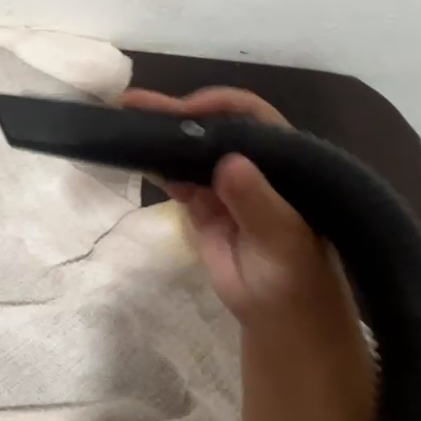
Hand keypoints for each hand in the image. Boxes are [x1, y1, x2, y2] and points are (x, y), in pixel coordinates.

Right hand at [119, 87, 351, 326]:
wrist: (281, 315)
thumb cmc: (296, 273)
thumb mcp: (281, 237)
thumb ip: (255, 201)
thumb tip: (229, 162)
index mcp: (282, 158)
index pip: (250, 115)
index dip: (218, 104)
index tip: (186, 110)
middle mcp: (252, 162)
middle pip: (211, 125)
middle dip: (175, 112)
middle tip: (135, 104)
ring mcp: (223, 182)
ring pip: (188, 148)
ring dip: (158, 134)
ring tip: (124, 119)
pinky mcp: (201, 203)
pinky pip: (175, 176)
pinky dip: (156, 165)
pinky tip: (134, 155)